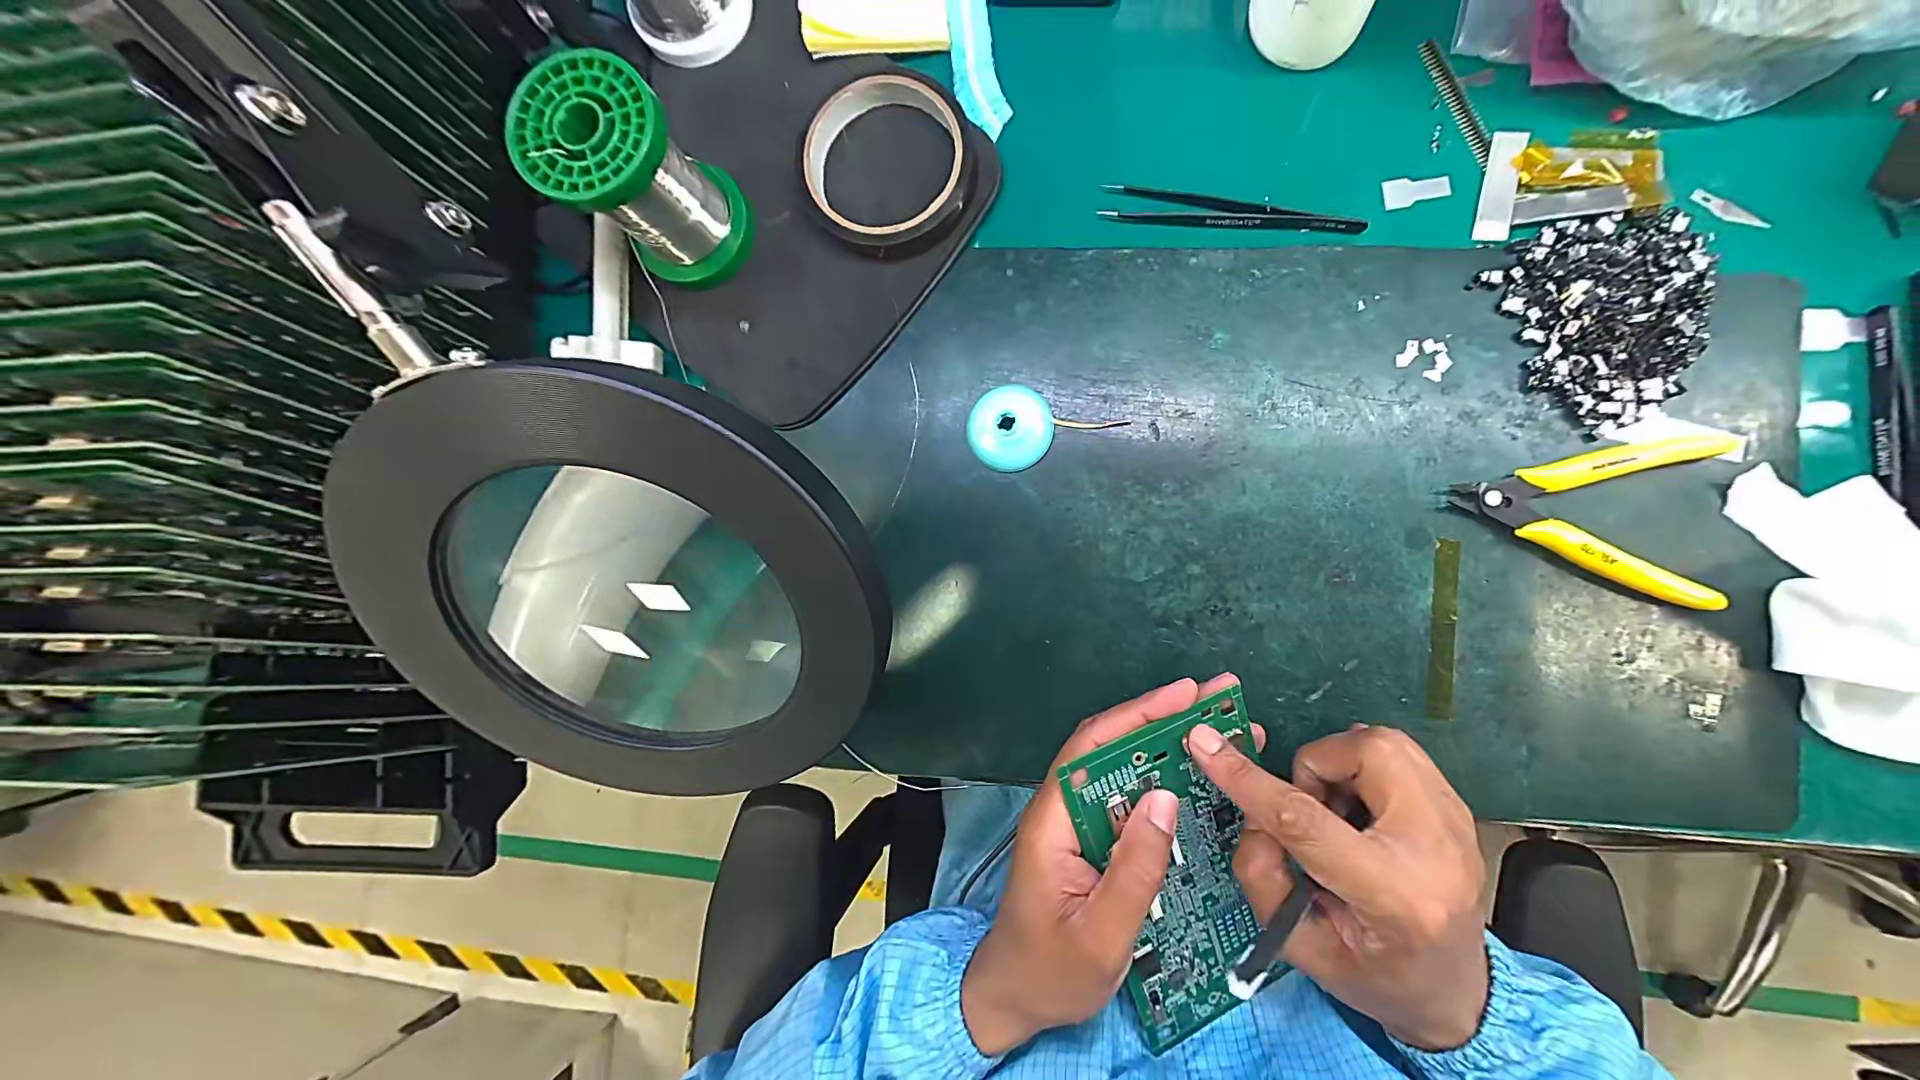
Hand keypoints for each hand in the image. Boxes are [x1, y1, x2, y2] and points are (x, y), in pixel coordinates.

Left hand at [962, 674, 1254, 1054]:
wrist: (1014, 998)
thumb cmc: (1050, 971)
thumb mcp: (1101, 935)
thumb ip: (1134, 870)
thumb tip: (1165, 797)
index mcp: (1052, 820)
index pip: (1091, 748)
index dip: (1136, 714)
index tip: (1184, 693)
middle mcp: (1062, 809)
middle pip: (1109, 748)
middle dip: (1160, 718)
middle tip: (1217, 699)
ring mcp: (1076, 823)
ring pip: (1121, 771)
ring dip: (1165, 747)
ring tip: (1218, 731)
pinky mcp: (1091, 839)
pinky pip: (1127, 801)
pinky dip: (1161, 783)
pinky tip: (1195, 782)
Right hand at [1185, 723, 1488, 1050]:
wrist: (1453, 992)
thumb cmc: (1372, 973)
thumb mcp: (1298, 944)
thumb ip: (1261, 873)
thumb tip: (1251, 810)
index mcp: (1395, 898)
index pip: (1305, 820)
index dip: (1247, 780)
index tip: (1205, 745)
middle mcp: (1439, 850)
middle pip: (1365, 753)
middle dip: (1316, 764)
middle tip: (1308, 805)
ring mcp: (1457, 823)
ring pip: (1382, 740)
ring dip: (1339, 763)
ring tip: (1335, 809)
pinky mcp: (1458, 807)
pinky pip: (1398, 752)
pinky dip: (1363, 766)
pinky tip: (1359, 809)